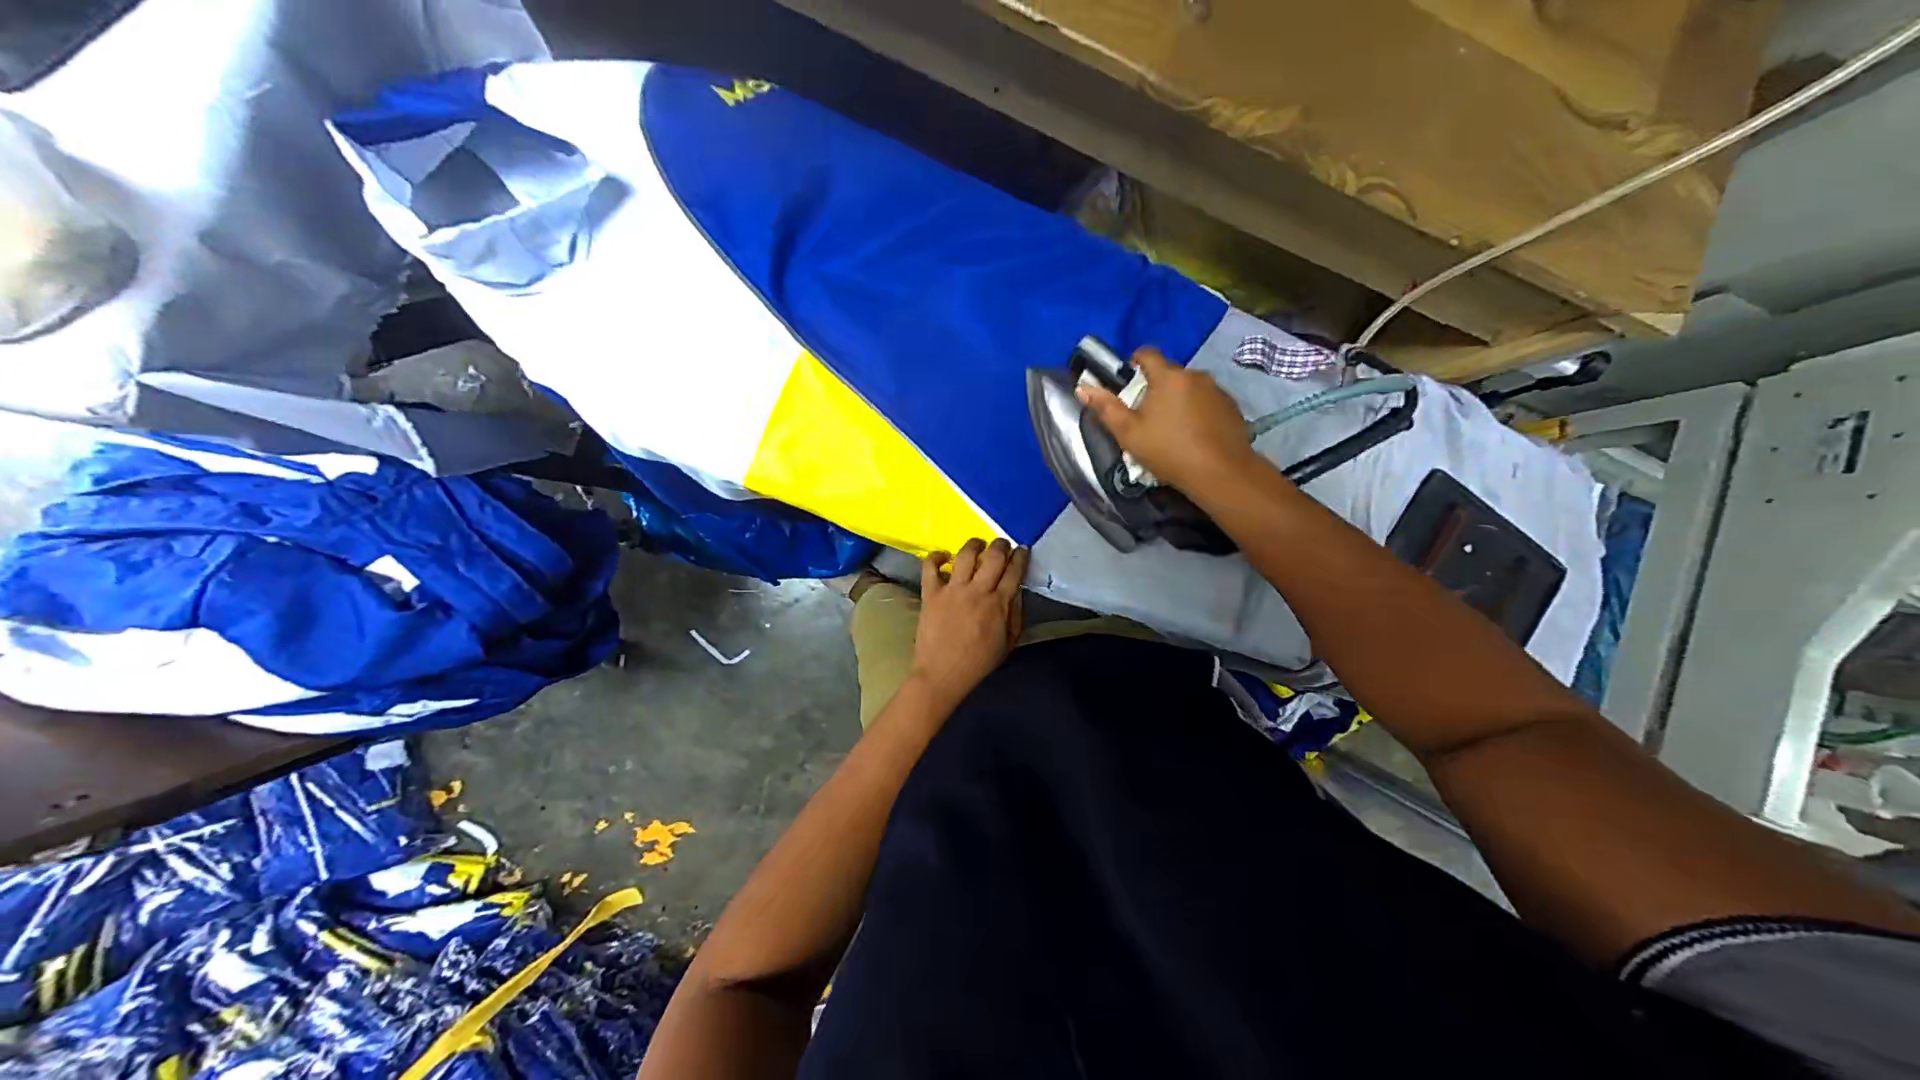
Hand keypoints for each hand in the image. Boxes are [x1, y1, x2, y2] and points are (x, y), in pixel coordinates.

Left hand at [908, 538, 1028, 706]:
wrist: (943, 674)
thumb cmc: (979, 662)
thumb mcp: (1009, 642)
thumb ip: (1016, 614)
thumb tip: (1017, 591)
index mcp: (999, 604)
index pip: (1014, 571)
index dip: (1021, 556)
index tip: (1022, 550)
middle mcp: (977, 591)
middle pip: (993, 556)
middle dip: (1000, 545)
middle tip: (1001, 544)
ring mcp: (952, 590)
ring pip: (965, 555)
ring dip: (974, 544)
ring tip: (977, 544)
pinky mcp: (931, 593)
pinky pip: (930, 567)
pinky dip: (936, 557)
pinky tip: (943, 556)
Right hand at [1076, 347, 1260, 497]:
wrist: (1221, 473)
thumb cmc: (1169, 451)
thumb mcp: (1128, 433)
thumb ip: (1105, 408)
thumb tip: (1082, 387)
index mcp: (1167, 377)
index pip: (1147, 353)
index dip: (1134, 362)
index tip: (1128, 382)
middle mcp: (1195, 375)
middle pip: (1169, 373)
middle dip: (1156, 387)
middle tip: (1146, 416)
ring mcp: (1217, 390)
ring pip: (1190, 387)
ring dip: (1179, 399)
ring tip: (1172, 428)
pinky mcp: (1232, 407)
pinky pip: (1208, 401)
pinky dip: (1199, 411)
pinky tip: (1195, 435)